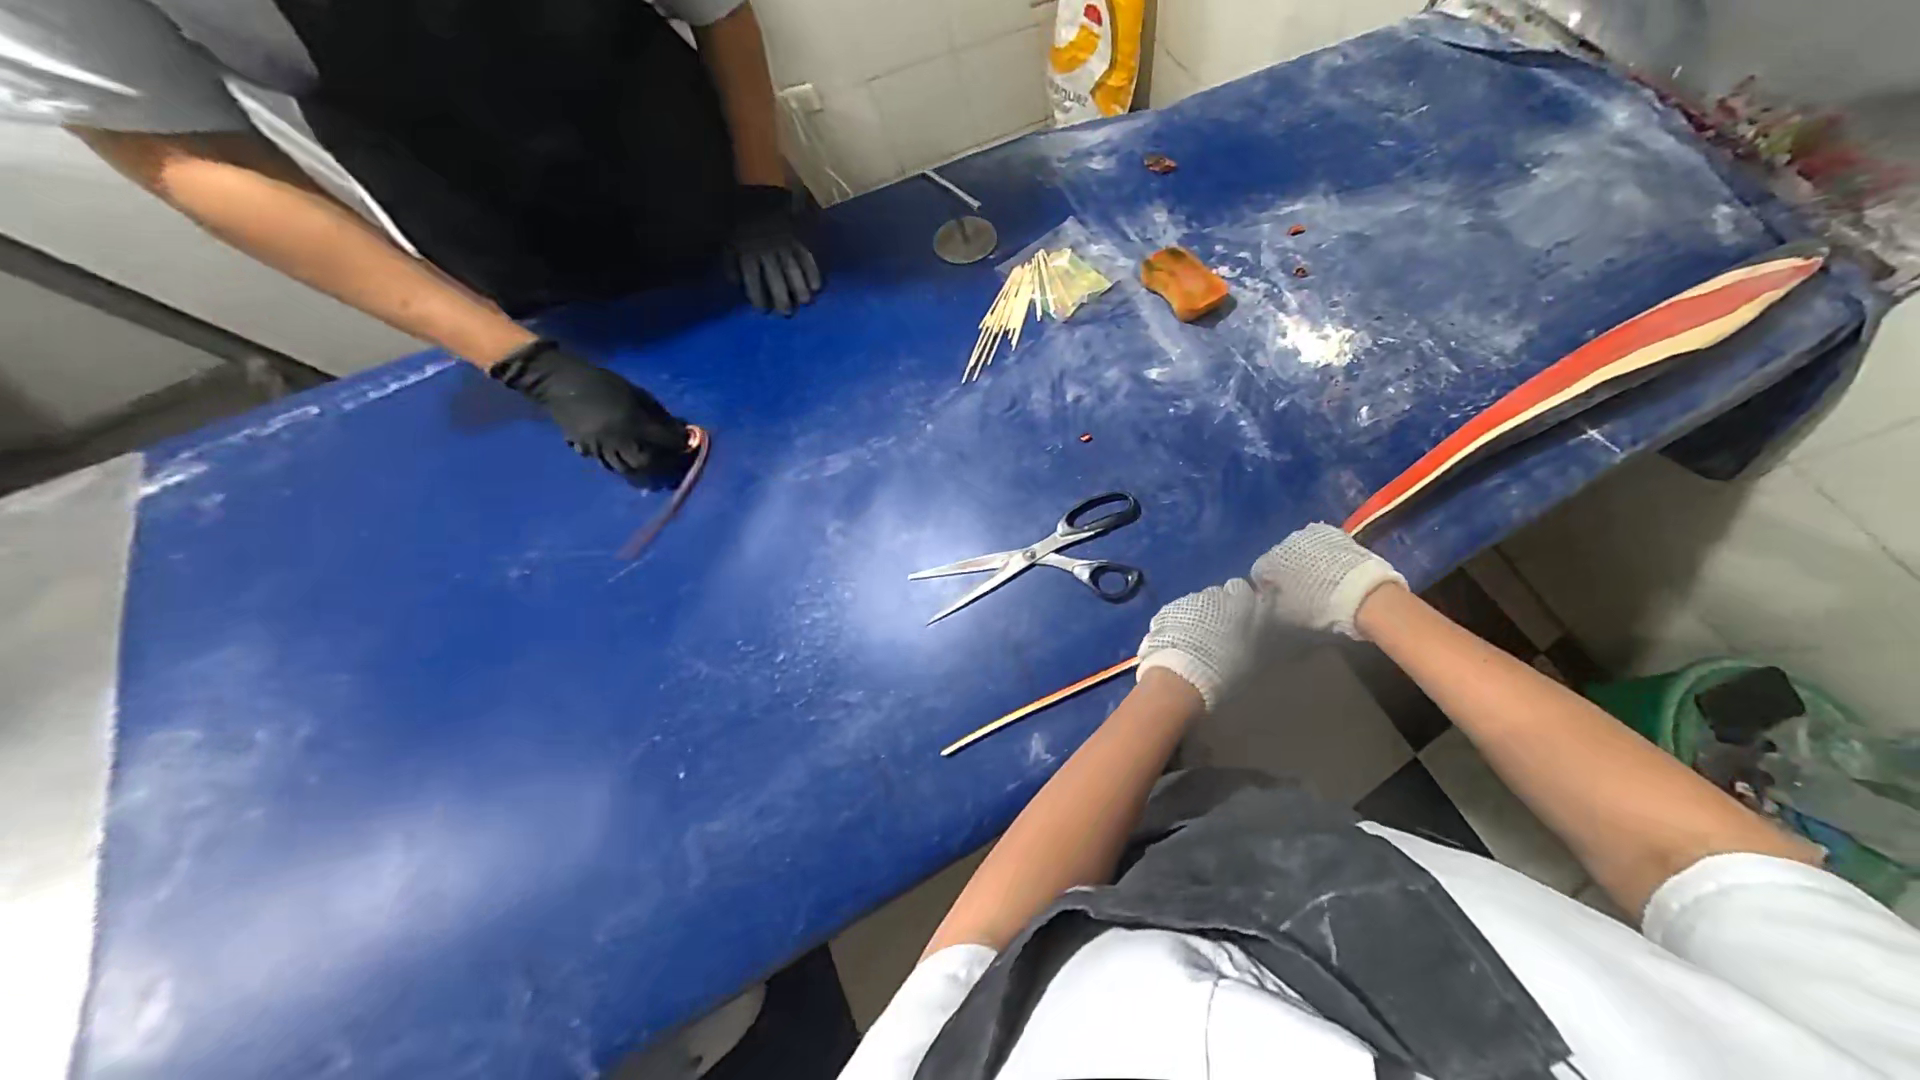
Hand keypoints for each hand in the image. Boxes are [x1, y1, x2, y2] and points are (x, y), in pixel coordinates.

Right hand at [489, 340, 690, 480]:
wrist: (559, 383)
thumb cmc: (602, 383)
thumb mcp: (636, 393)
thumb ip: (657, 413)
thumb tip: (677, 429)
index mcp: (632, 422)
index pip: (663, 441)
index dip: (678, 444)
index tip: (687, 444)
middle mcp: (617, 440)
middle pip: (645, 463)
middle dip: (660, 464)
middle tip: (669, 459)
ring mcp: (599, 448)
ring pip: (625, 468)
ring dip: (641, 468)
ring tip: (650, 462)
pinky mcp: (585, 449)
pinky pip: (605, 463)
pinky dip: (619, 464)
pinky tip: (625, 457)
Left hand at [724, 185, 821, 314]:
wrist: (757, 191)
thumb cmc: (742, 222)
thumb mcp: (729, 241)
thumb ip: (731, 264)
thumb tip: (736, 284)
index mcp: (747, 252)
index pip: (752, 280)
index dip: (758, 297)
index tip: (763, 310)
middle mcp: (766, 252)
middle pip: (775, 278)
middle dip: (781, 297)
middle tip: (787, 313)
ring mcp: (784, 245)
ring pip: (793, 269)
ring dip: (799, 287)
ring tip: (804, 302)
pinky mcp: (797, 239)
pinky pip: (806, 257)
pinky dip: (812, 271)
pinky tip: (816, 286)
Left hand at [1135, 578, 1260, 711]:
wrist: (1184, 675)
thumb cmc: (1227, 670)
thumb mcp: (1253, 654)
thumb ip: (1252, 633)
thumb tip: (1252, 628)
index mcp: (1241, 603)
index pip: (1240, 588)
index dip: (1237, 602)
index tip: (1237, 618)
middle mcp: (1213, 595)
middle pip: (1215, 595)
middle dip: (1216, 609)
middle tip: (1215, 633)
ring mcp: (1186, 600)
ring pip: (1194, 603)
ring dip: (1195, 616)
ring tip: (1193, 640)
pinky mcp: (1165, 610)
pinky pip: (1175, 613)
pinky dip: (1176, 623)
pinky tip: (1176, 642)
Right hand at [1251, 523, 1406, 638]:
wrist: (1365, 596)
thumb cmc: (1320, 609)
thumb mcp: (1287, 614)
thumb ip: (1271, 602)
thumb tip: (1269, 598)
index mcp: (1268, 562)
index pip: (1259, 572)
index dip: (1267, 587)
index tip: (1276, 598)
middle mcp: (1285, 542)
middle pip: (1280, 557)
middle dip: (1286, 570)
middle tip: (1299, 589)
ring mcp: (1311, 534)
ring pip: (1301, 548)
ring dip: (1306, 560)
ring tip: (1319, 578)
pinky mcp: (1336, 533)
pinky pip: (1322, 544)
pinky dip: (1324, 554)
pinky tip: (1334, 568)